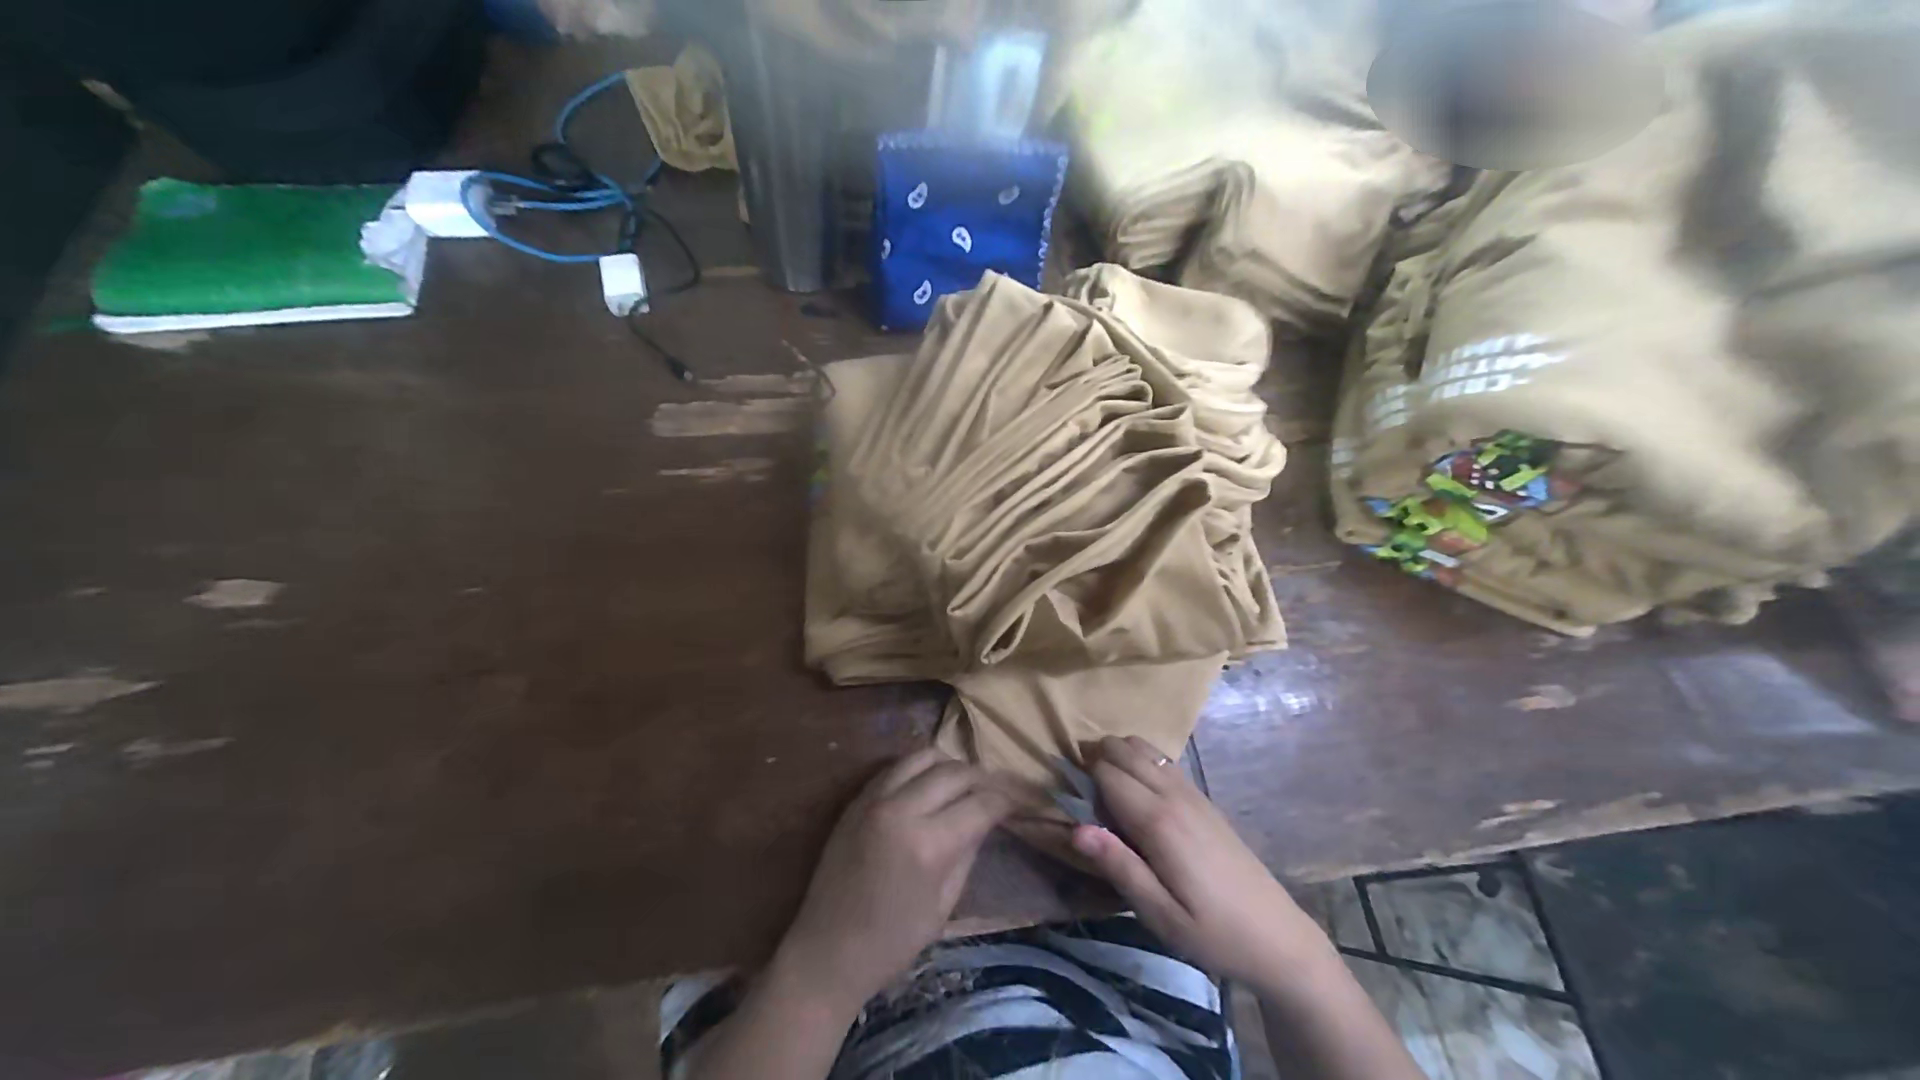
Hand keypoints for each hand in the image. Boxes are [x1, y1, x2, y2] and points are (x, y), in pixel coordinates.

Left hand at [772, 749, 1013, 1011]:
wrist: (827, 949)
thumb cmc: (892, 942)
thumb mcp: (944, 904)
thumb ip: (968, 851)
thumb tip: (986, 818)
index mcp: (929, 844)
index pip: (981, 803)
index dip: (1007, 800)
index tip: (1021, 802)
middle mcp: (901, 809)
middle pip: (956, 771)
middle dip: (983, 779)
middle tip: (996, 792)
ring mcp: (874, 799)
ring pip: (924, 756)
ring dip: (951, 765)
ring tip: (963, 784)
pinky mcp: (856, 798)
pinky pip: (896, 766)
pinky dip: (919, 769)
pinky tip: (928, 786)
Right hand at [1071, 736, 1336, 989]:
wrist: (1278, 937)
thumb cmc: (1212, 932)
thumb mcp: (1159, 914)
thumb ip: (1118, 866)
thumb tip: (1074, 828)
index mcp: (1159, 821)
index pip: (1107, 773)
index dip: (1083, 782)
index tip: (1075, 807)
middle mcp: (1174, 795)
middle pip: (1124, 749)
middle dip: (1097, 759)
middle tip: (1086, 796)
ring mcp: (1193, 793)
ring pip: (1145, 748)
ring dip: (1119, 755)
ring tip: (1108, 791)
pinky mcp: (1204, 799)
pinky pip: (1164, 761)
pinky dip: (1142, 760)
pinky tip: (1138, 791)